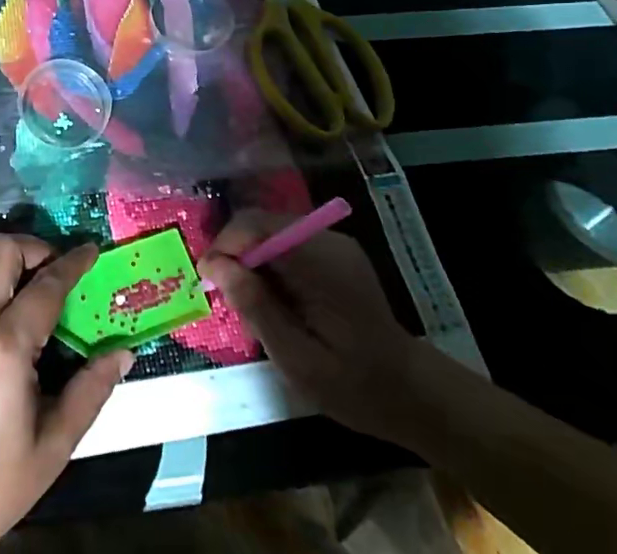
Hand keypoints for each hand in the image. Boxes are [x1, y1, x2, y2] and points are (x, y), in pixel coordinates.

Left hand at [0, 236, 133, 553]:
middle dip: (33, 248)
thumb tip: (122, 352)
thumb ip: (91, 390)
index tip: (91, 250)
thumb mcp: (55, 444)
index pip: (47, 286)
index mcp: (5, 345)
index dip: (74, 264)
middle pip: (1, 251)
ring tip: (17, 275)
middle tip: (55, 268)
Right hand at [199, 210, 425, 443]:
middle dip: (231, 252)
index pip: (257, 226)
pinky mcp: (329, 252)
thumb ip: (256, 307)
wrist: (410, 393)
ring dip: (245, 258)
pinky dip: (262, 263)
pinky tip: (266, 297)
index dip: (224, 245)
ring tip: (241, 298)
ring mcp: (330, 243)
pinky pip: (280, 243)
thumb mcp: (297, 358)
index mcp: (322, 263)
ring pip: (265, 231)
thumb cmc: (353, 385)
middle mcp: (327, 240)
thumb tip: (214, 265)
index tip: (207, 279)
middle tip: (220, 292)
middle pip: (259, 223)